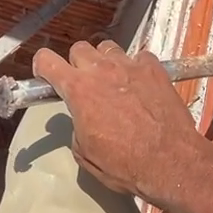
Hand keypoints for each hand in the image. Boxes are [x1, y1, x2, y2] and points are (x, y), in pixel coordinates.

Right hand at [32, 41, 206, 199]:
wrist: (170, 160)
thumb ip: (77, 128)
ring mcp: (129, 64)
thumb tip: (81, 120)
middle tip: (84, 83)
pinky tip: (140, 85)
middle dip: (77, 63)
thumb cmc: (125, 164)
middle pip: (79, 48)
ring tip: (113, 81)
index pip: (47, 60)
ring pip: (107, 48)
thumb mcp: (86, 155)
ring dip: (105, 61)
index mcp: (79, 90)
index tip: (45, 72)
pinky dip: (135, 68)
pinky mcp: (153, 66)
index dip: (43, 65)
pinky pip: (138, 57)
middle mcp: (101, 70)